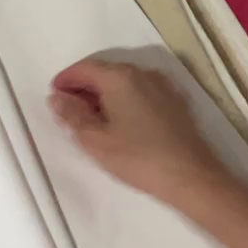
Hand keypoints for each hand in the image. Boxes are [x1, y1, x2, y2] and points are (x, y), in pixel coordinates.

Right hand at [48, 57, 237, 202]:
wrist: (193, 179)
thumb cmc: (137, 157)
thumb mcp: (94, 139)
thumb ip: (71, 114)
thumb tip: (57, 97)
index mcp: (119, 77)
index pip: (83, 68)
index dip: (65, 80)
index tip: (54, 97)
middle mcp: (143, 74)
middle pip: (104, 71)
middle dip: (83, 86)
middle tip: (69, 109)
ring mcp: (164, 87)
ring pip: (124, 81)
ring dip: (104, 93)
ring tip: (92, 117)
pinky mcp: (176, 102)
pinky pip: (141, 91)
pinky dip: (124, 99)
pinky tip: (120, 121)